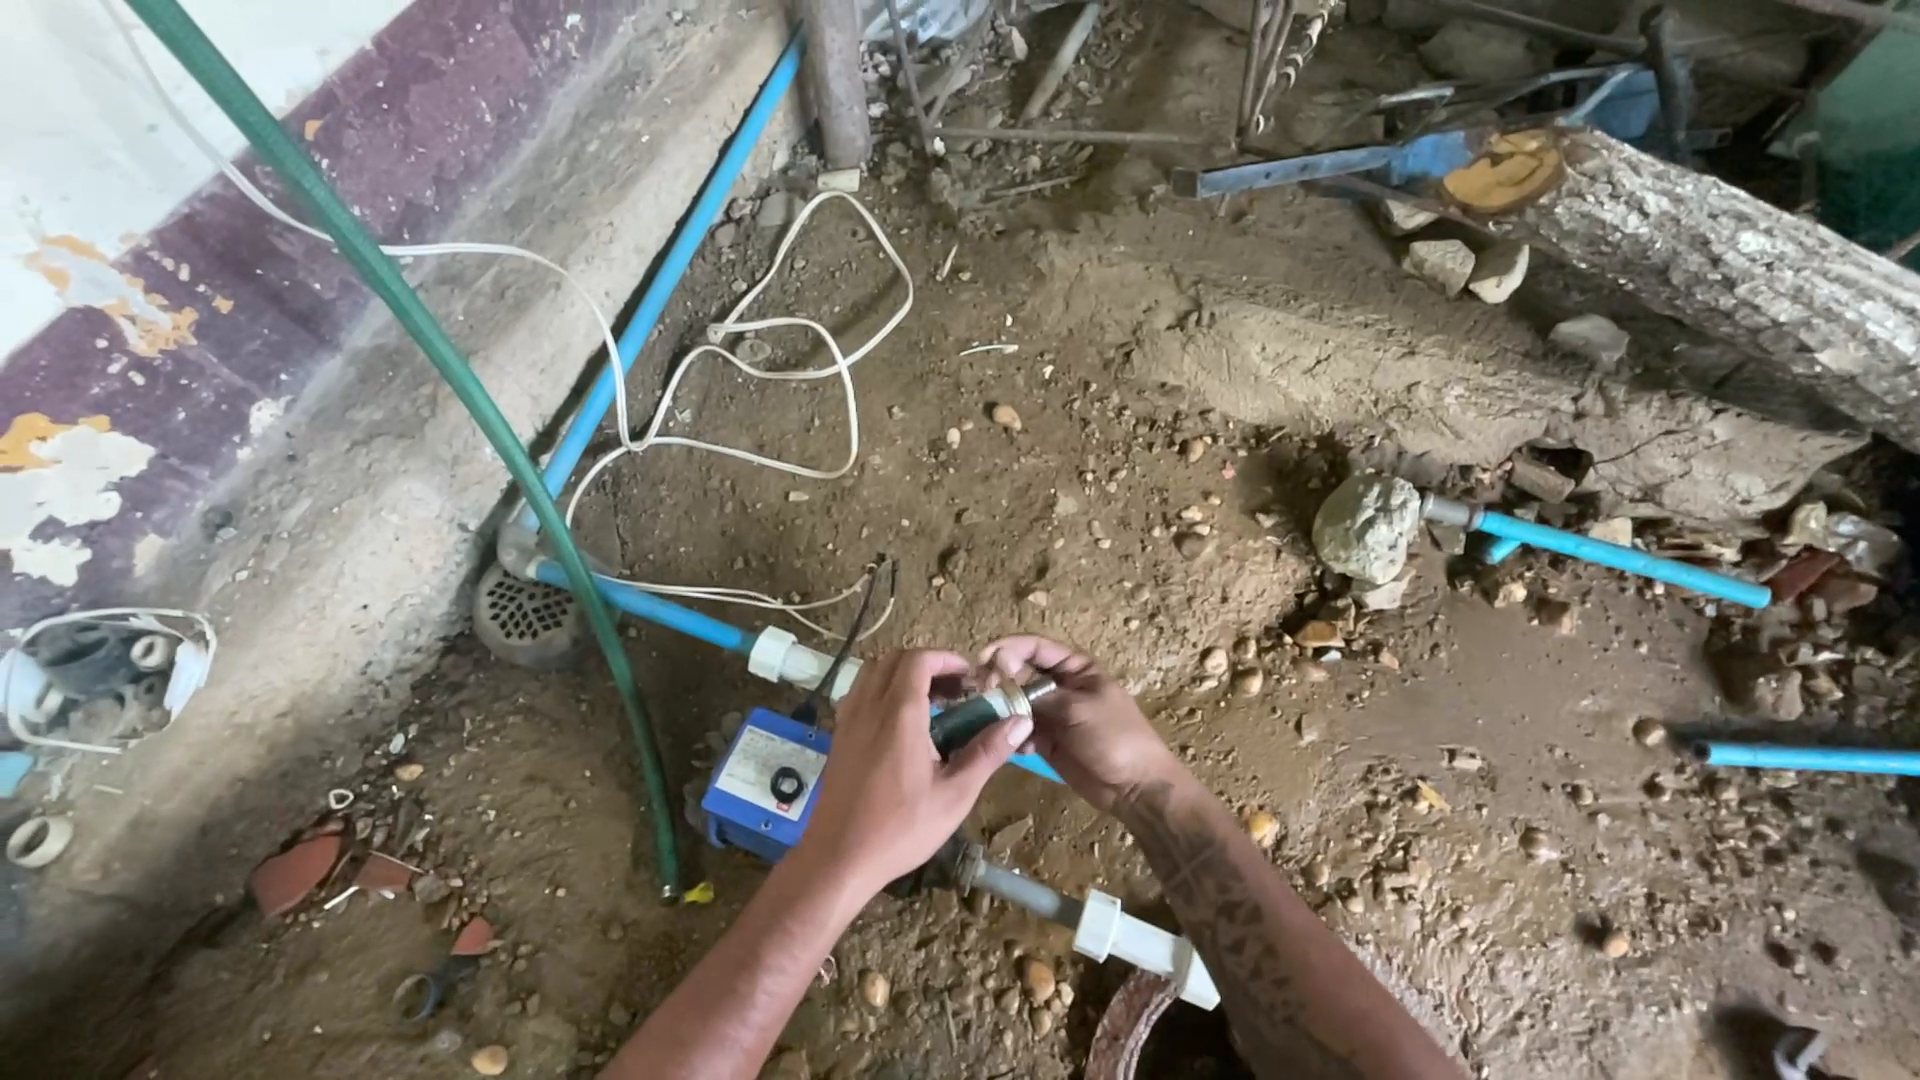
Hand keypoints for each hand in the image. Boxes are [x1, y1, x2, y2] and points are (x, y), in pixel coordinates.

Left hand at [796, 649, 1030, 893]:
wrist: (839, 857)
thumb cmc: (900, 828)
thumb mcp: (954, 794)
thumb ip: (987, 752)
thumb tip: (1020, 721)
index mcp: (899, 714)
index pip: (918, 660)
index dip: (946, 659)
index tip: (969, 678)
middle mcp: (869, 707)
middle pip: (893, 659)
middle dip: (926, 664)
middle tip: (954, 690)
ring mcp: (848, 721)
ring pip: (872, 673)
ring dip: (901, 675)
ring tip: (930, 704)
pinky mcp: (838, 737)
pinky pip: (859, 695)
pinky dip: (881, 692)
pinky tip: (900, 725)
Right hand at [979, 636, 1185, 814]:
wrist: (1135, 787)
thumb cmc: (1115, 737)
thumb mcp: (1078, 708)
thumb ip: (1037, 690)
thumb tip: (1001, 666)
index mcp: (1075, 668)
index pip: (1035, 648)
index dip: (1008, 649)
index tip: (983, 658)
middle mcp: (1060, 686)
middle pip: (1020, 674)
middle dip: (1000, 680)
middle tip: (981, 692)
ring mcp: (1052, 714)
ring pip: (1016, 703)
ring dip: (1002, 709)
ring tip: (992, 721)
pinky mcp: (1046, 740)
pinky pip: (1020, 730)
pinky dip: (1014, 735)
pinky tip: (1018, 747)